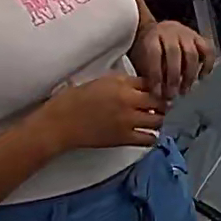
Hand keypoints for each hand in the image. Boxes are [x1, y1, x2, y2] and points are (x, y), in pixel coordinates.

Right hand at [35, 72, 165, 151]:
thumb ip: (123, 82)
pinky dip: (153, 136)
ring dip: (159, 119)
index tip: (158, 90)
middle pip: (159, 101)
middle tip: (160, 105)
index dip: (157, 86)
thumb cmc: (74, 100)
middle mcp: (128, 101)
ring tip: (155, 119)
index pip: (151, 82)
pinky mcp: (124, 138)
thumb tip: (141, 84)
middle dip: (162, 103)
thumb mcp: (100, 82)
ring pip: (158, 120)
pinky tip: (149, 133)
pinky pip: (149, 138)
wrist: (58, 124)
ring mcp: (128, 121)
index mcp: (121, 85)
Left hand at [131, 20, 214, 98]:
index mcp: (152, 36)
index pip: (154, 55)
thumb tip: (156, 95)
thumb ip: (147, 73)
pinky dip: (207, 65)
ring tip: (185, 90)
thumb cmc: (147, 50)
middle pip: (174, 54)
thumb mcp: (140, 59)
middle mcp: (170, 32)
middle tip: (172, 95)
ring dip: (189, 75)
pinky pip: (208, 51)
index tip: (157, 93)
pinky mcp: (199, 37)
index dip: (156, 75)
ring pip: (192, 54)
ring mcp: (187, 34)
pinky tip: (202, 78)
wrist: (156, 30)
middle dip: (173, 77)